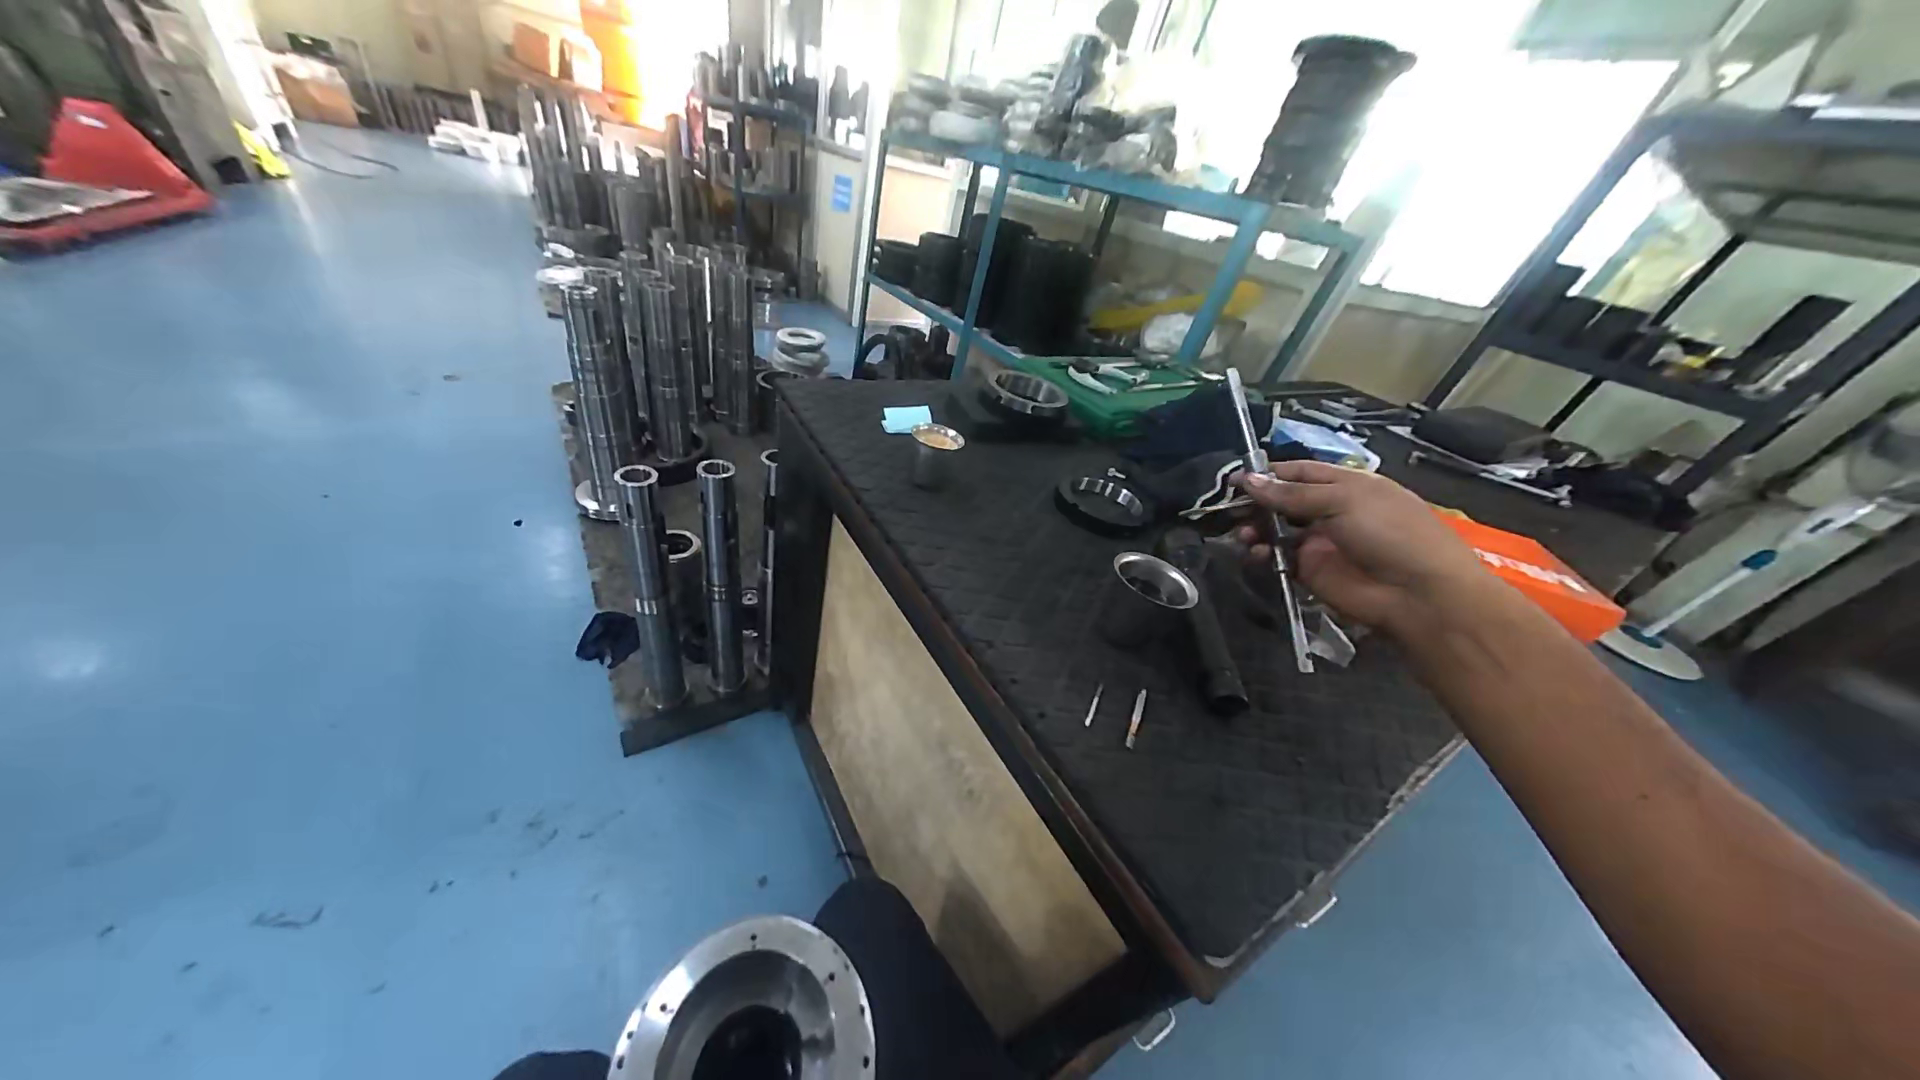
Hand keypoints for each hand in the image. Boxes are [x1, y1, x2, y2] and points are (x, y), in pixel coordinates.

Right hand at [1233, 461, 1496, 635]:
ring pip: (1275, 529)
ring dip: (1255, 528)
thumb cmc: (1389, 533)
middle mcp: (1330, 510)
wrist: (1417, 593)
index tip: (1234, 480)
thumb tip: (1246, 481)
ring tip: (1242, 533)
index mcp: (1345, 485)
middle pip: (1282, 500)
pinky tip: (1256, 553)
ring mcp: (1319, 541)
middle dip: (1255, 502)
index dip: (1267, 474)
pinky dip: (1263, 554)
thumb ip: (1291, 494)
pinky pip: (1278, 557)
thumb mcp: (1342, 500)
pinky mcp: (1309, 570)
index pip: (1298, 472)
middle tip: (1229, 508)